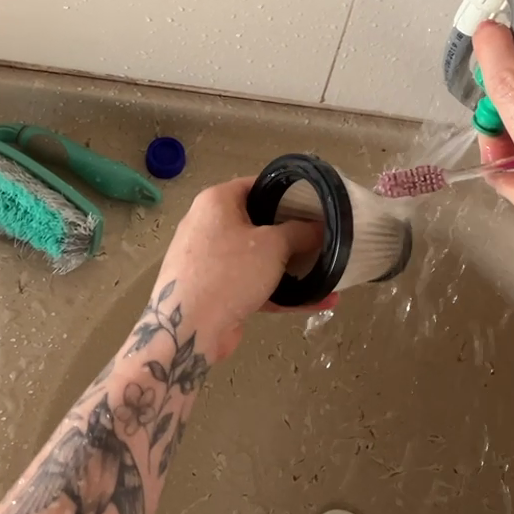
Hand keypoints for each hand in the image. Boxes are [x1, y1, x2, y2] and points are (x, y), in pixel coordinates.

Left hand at [153, 178, 327, 362]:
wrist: (188, 329)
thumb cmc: (229, 272)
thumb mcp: (273, 245)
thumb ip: (301, 232)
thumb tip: (319, 227)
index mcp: (216, 201)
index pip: (257, 185)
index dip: (287, 192)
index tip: (314, 203)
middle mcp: (208, 225)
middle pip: (258, 222)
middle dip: (292, 233)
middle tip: (322, 237)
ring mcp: (210, 260)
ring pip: (257, 257)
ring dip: (291, 267)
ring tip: (326, 272)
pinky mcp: (215, 290)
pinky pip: (253, 283)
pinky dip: (281, 291)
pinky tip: (317, 301)